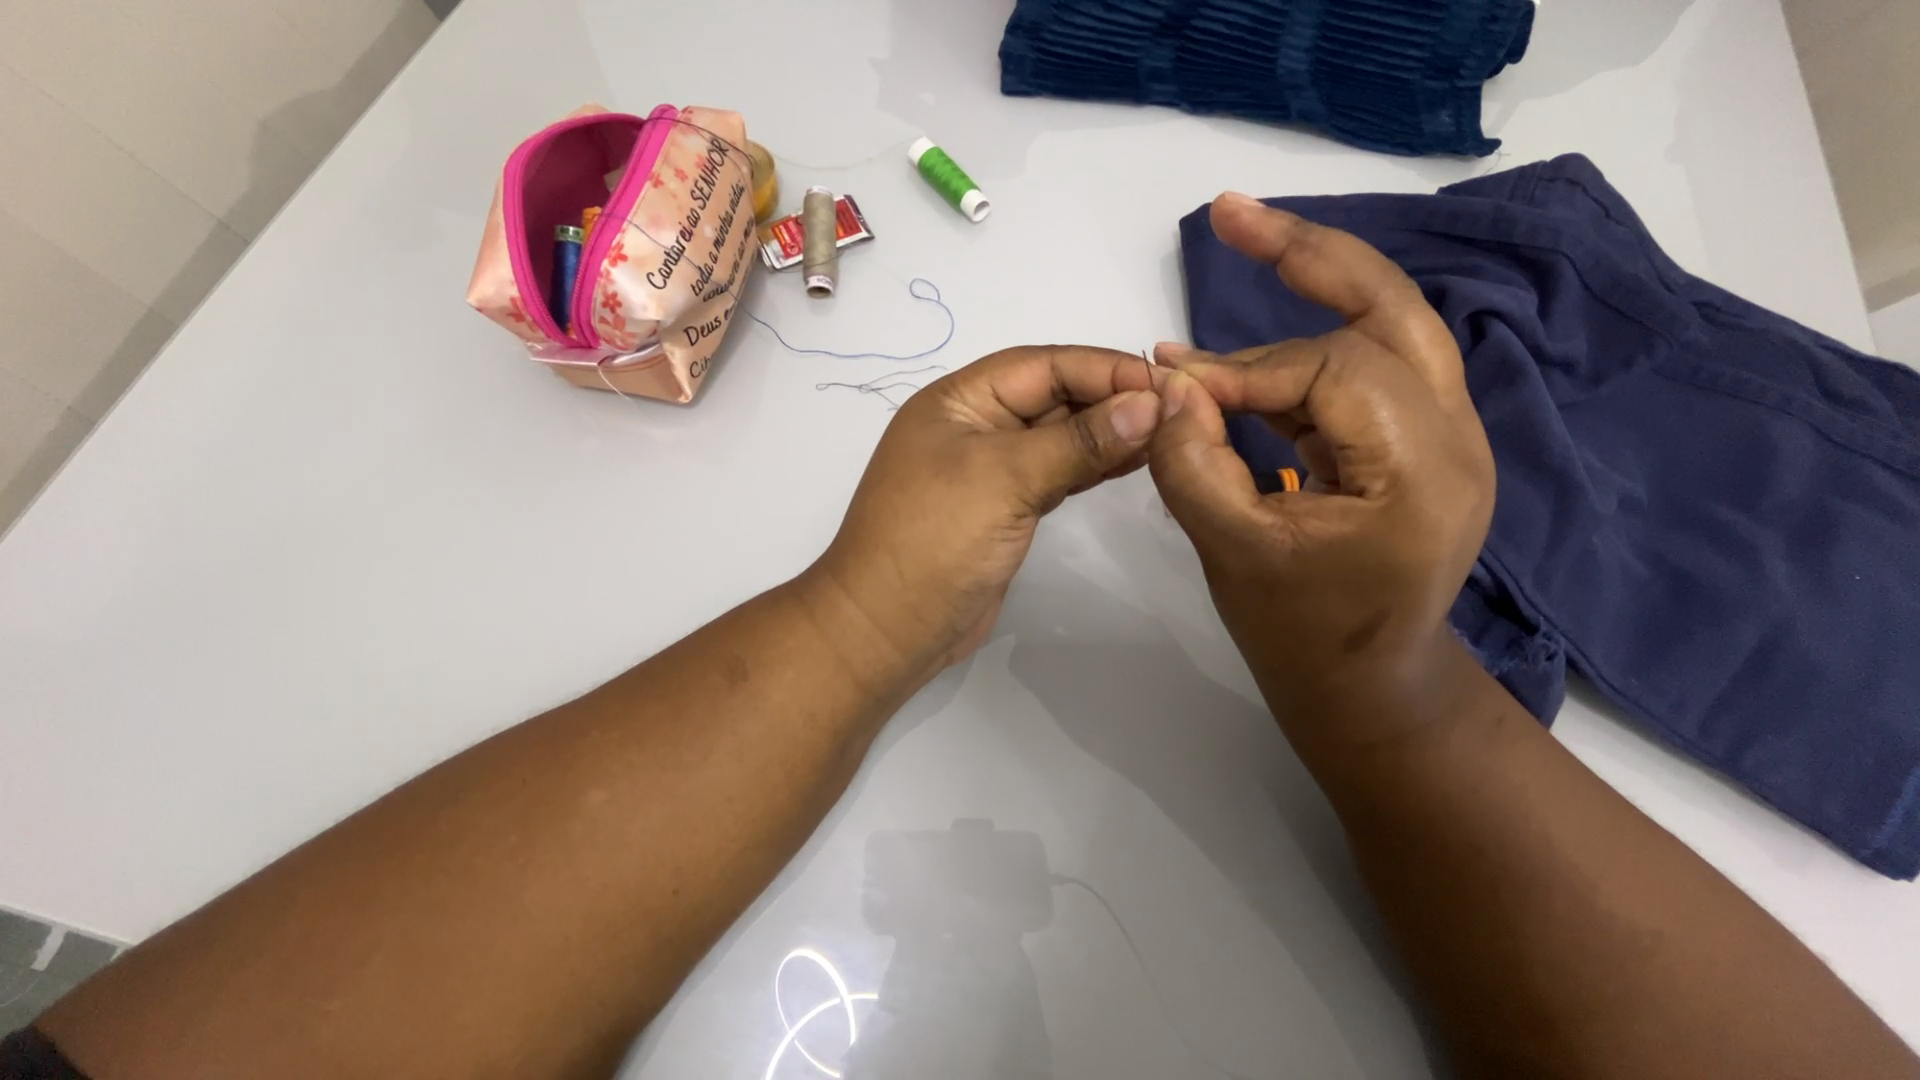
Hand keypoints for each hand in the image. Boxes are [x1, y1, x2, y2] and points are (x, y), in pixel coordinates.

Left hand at [809, 346, 1164, 674]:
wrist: (888, 628)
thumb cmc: (934, 540)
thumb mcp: (1004, 479)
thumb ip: (1078, 442)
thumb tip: (1149, 404)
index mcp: (959, 400)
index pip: (1042, 365)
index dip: (1103, 369)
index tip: (1163, 384)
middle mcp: (975, 426)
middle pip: (1054, 396)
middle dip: (1111, 399)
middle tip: (1177, 411)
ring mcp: (991, 470)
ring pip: (1060, 437)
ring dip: (1109, 434)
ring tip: (1168, 435)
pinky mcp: (1006, 508)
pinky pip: (1057, 473)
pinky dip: (1092, 467)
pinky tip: (1133, 463)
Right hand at [1148, 193, 1494, 744]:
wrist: (1367, 688)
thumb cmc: (1299, 633)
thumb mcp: (1230, 551)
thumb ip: (1191, 461)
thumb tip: (1166, 382)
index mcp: (1419, 469)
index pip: (1327, 371)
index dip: (1240, 369)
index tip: (1168, 386)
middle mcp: (1453, 437)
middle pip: (1389, 310)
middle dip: (1306, 255)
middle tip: (1231, 211)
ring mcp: (1445, 436)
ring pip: (1390, 326)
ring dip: (1319, 281)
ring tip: (1250, 236)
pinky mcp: (1417, 444)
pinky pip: (1369, 369)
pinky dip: (1309, 347)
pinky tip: (1257, 345)